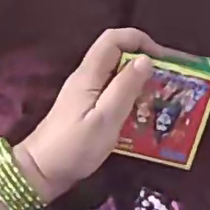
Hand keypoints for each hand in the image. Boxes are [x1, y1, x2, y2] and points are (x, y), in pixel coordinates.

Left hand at [17, 28, 170, 199]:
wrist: (40, 171)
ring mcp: (84, 92)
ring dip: (139, 80)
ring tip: (160, 97)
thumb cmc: (74, 147)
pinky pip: (112, 90)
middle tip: (168, 80)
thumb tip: (146, 59)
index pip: (113, 38)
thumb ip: (125, 87)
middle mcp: (86, 77)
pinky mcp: (86, 107)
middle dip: (144, 60)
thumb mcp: (106, 118)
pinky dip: (129, 95)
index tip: (163, 59)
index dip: (140, 40)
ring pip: (116, 73)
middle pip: (117, 53)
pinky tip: (142, 113)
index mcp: (89, 74)